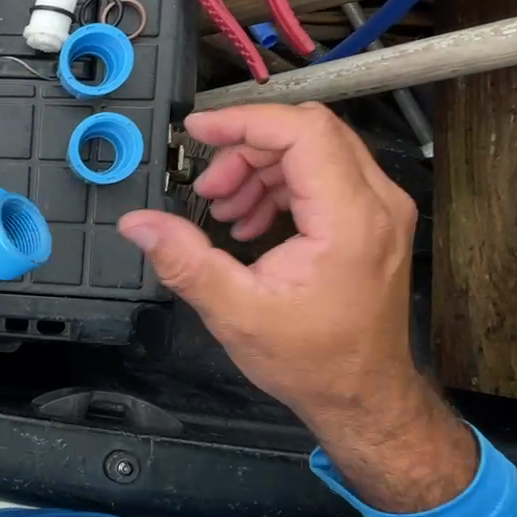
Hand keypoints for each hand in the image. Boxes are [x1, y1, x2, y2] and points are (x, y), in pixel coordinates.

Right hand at [118, 103, 475, 511]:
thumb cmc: (311, 360)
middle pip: (307, 133)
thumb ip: (184, 261)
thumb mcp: (234, 312)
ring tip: (221, 210)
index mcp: (349, 220)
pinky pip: (320, 175)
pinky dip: (275, 185)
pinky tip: (246, 221)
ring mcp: (377, 210)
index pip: (302, 133)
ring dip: (257, 169)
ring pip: (312, 151)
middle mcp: (376, 203)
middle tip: (205, 188)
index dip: (243, 122)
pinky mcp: (369, 221)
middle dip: (244, 149)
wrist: (360, 394)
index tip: (197, 132)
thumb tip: (138, 224)